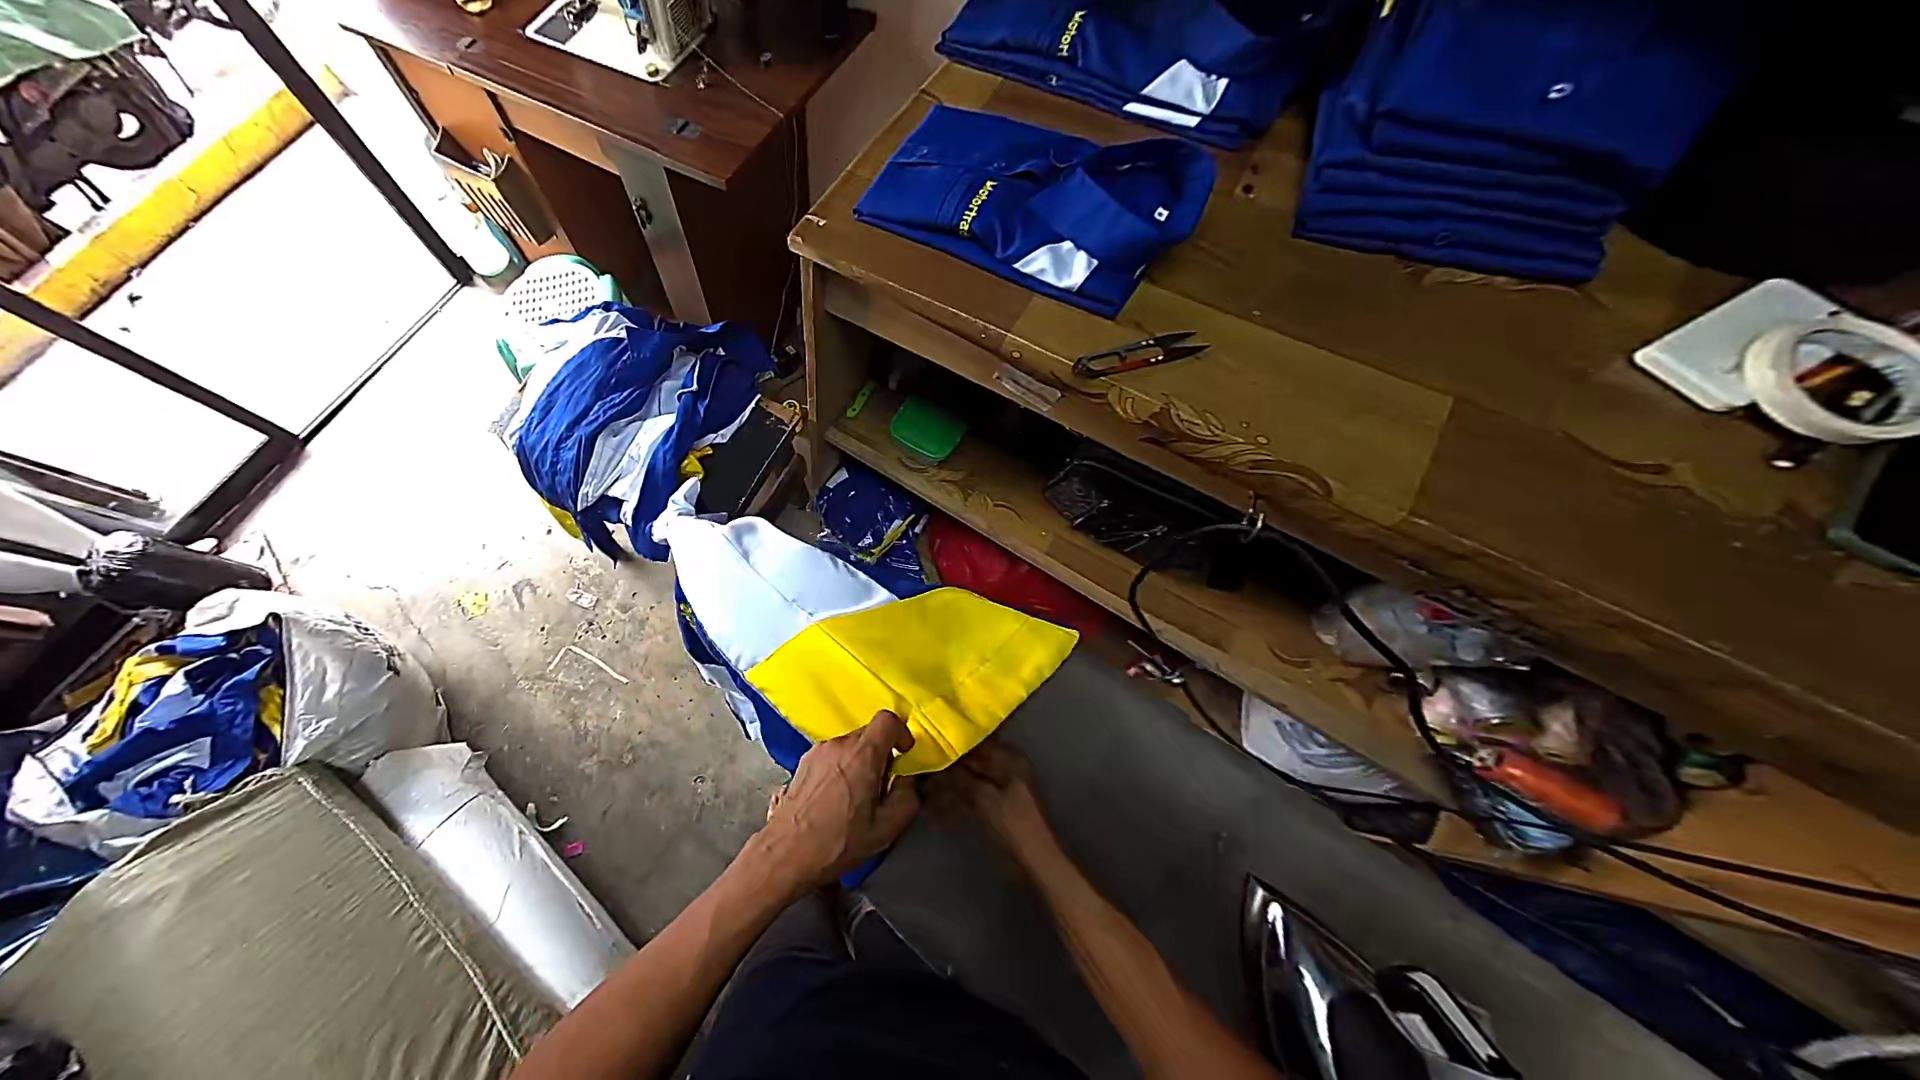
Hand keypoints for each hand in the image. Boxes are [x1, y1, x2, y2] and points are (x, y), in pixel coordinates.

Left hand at [754, 710, 920, 890]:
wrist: (786, 855)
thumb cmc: (837, 842)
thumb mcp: (886, 828)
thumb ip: (907, 797)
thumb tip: (907, 781)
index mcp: (862, 754)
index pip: (888, 720)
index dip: (901, 733)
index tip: (904, 754)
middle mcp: (838, 745)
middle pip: (868, 735)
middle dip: (880, 755)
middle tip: (880, 786)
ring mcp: (816, 753)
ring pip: (848, 747)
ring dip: (858, 763)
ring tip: (855, 798)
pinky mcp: (801, 764)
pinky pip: (830, 757)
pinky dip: (839, 770)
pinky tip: (834, 800)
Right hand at [930, 740, 1059, 867]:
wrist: (1036, 861)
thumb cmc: (1013, 824)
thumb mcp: (983, 798)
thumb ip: (960, 778)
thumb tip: (938, 764)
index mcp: (1009, 759)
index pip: (976, 745)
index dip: (952, 748)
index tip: (929, 751)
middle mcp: (1007, 769)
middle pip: (972, 765)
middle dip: (948, 771)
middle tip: (922, 777)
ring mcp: (1004, 790)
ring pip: (971, 783)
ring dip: (949, 790)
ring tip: (925, 797)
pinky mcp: (999, 809)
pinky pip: (974, 800)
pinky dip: (959, 805)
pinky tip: (939, 816)